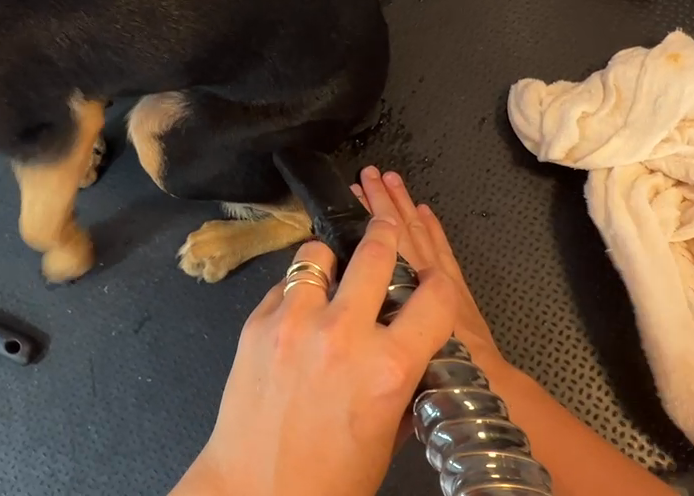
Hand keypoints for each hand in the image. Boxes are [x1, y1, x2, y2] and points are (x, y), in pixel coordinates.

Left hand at [172, 218, 460, 495]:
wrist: (254, 492)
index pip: (435, 299)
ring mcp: (296, 320)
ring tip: (331, 271)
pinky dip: (296, 289)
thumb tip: (411, 348)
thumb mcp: (387, 435)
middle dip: (384, 233)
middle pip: (374, 252)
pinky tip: (299, 310)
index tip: (434, 279)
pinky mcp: (258, 320)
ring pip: (318, 252)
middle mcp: (344, 333)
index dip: (439, 285)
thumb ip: (402, 383)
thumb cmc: (329, 479)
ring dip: (330, 259)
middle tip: (384, 225)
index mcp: (387, 369)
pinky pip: (284, 283)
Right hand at [353, 166, 502, 366]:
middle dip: (382, 201)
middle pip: (397, 231)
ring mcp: (439, 278)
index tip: (352, 194)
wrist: (478, 389)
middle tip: (368, 174)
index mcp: (398, 294)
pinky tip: (425, 211)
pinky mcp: (456, 286)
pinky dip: (433, 227)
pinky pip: (441, 247)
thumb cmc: (430, 384)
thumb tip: (335, 302)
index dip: (366, 217)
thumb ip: (365, 326)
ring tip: (391, 178)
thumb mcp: (388, 358)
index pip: (379, 245)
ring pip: (418, 232)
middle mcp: (417, 278)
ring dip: (405, 204)